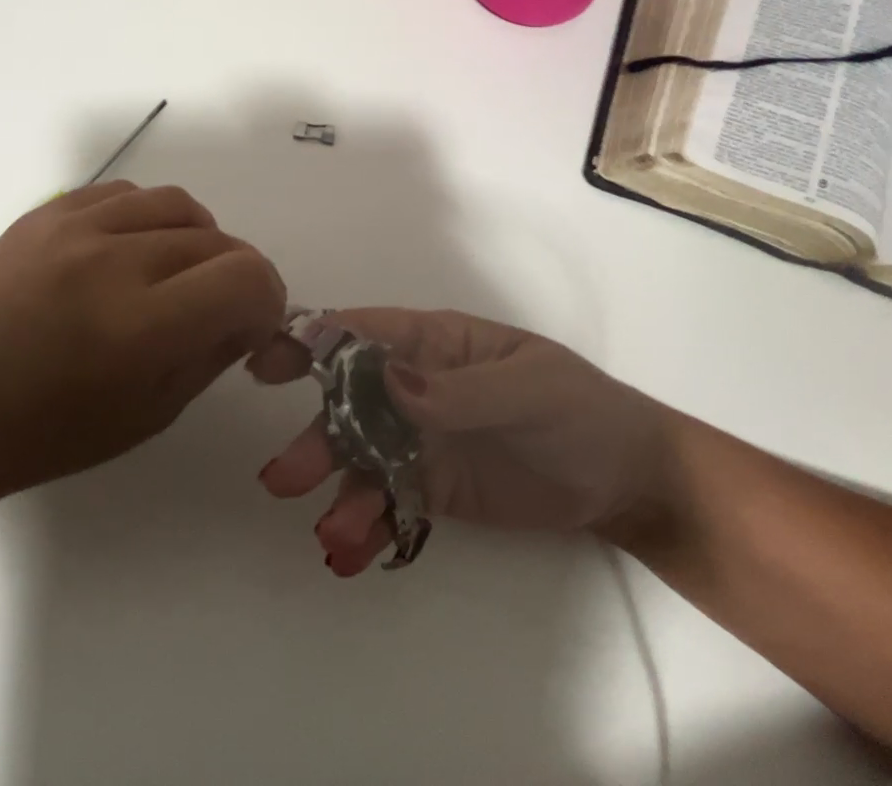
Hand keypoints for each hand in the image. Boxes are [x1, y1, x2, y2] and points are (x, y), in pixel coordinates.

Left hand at [0, 182, 286, 516]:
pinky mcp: (40, 216)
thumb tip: (251, 312)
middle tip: (215, 310)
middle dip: (233, 276)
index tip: (253, 324)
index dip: (267, 301)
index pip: (246, 277)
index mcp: (141, 327)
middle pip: (215, 239)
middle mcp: (110, 263)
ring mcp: (70, 230)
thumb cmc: (56, 433)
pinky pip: (122, 193)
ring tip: (175, 275)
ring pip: (174, 204)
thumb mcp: (153, 413)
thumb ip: (213, 352)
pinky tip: (130, 253)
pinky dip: (145, 220)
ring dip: (195, 239)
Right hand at [248, 308, 677, 575]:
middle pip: (346, 407)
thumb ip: (462, 390)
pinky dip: (364, 527)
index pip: (360, 335)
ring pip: (359, 462)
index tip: (265, 365)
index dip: (309, 343)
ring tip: (332, 534)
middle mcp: (412, 391)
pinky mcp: (427, 490)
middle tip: (282, 479)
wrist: (627, 482)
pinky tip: (348, 555)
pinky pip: (384, 504)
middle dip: (314, 439)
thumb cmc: (583, 413)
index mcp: (433, 346)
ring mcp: (416, 442)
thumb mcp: (533, 390)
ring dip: (337, 494)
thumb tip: (391, 383)